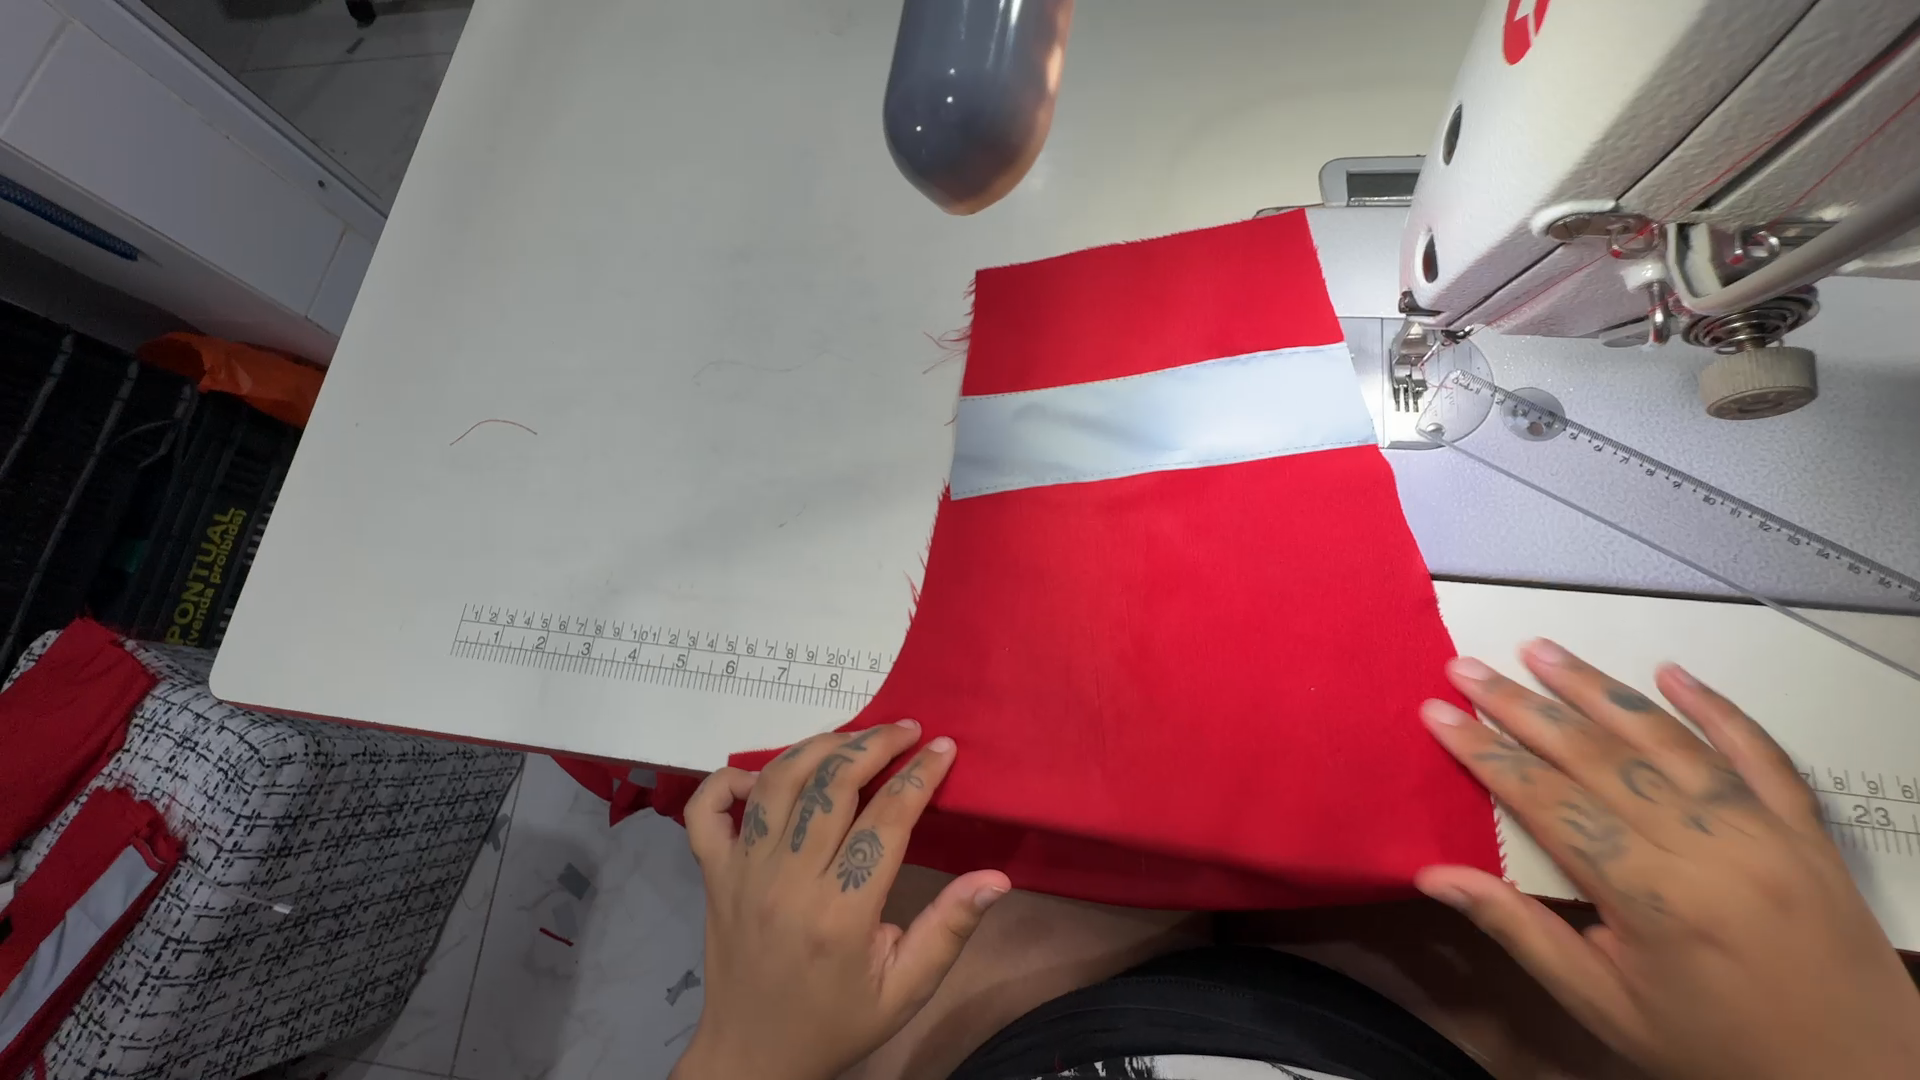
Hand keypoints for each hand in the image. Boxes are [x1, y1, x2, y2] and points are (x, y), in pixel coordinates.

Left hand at [671, 721, 1011, 1079]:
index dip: (920, 775)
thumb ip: (949, 929)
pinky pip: (706, 809)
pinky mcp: (712, 873)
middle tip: (908, 729)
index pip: (886, 819)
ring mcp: (742, 872)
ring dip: (819, 745)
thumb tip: (996, 878)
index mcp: (841, 913)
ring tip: (856, 736)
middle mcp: (788, 881)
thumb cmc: (836, 1021)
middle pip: (832, 784)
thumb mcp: (905, 990)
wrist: (751, 1060)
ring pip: (779, 781)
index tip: (943, 747)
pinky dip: (729, 778)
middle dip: (876, 743)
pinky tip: (766, 773)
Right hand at [1417, 640, 1919, 1079]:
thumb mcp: (1603, 1008)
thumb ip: (1518, 930)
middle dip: (1521, 707)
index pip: (1548, 801)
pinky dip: (1717, 708)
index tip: (1435, 713)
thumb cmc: (1717, 1052)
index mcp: (1656, 898)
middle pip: (1598, 757)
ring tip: (1538, 649)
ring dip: (1596, 688)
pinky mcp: (1808, 833)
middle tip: (1466, 667)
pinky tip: (1671, 671)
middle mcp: (1714, 851)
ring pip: (1668, 741)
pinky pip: (1762, 755)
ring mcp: (1769, 834)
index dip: (1484, 753)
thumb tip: (1430, 875)